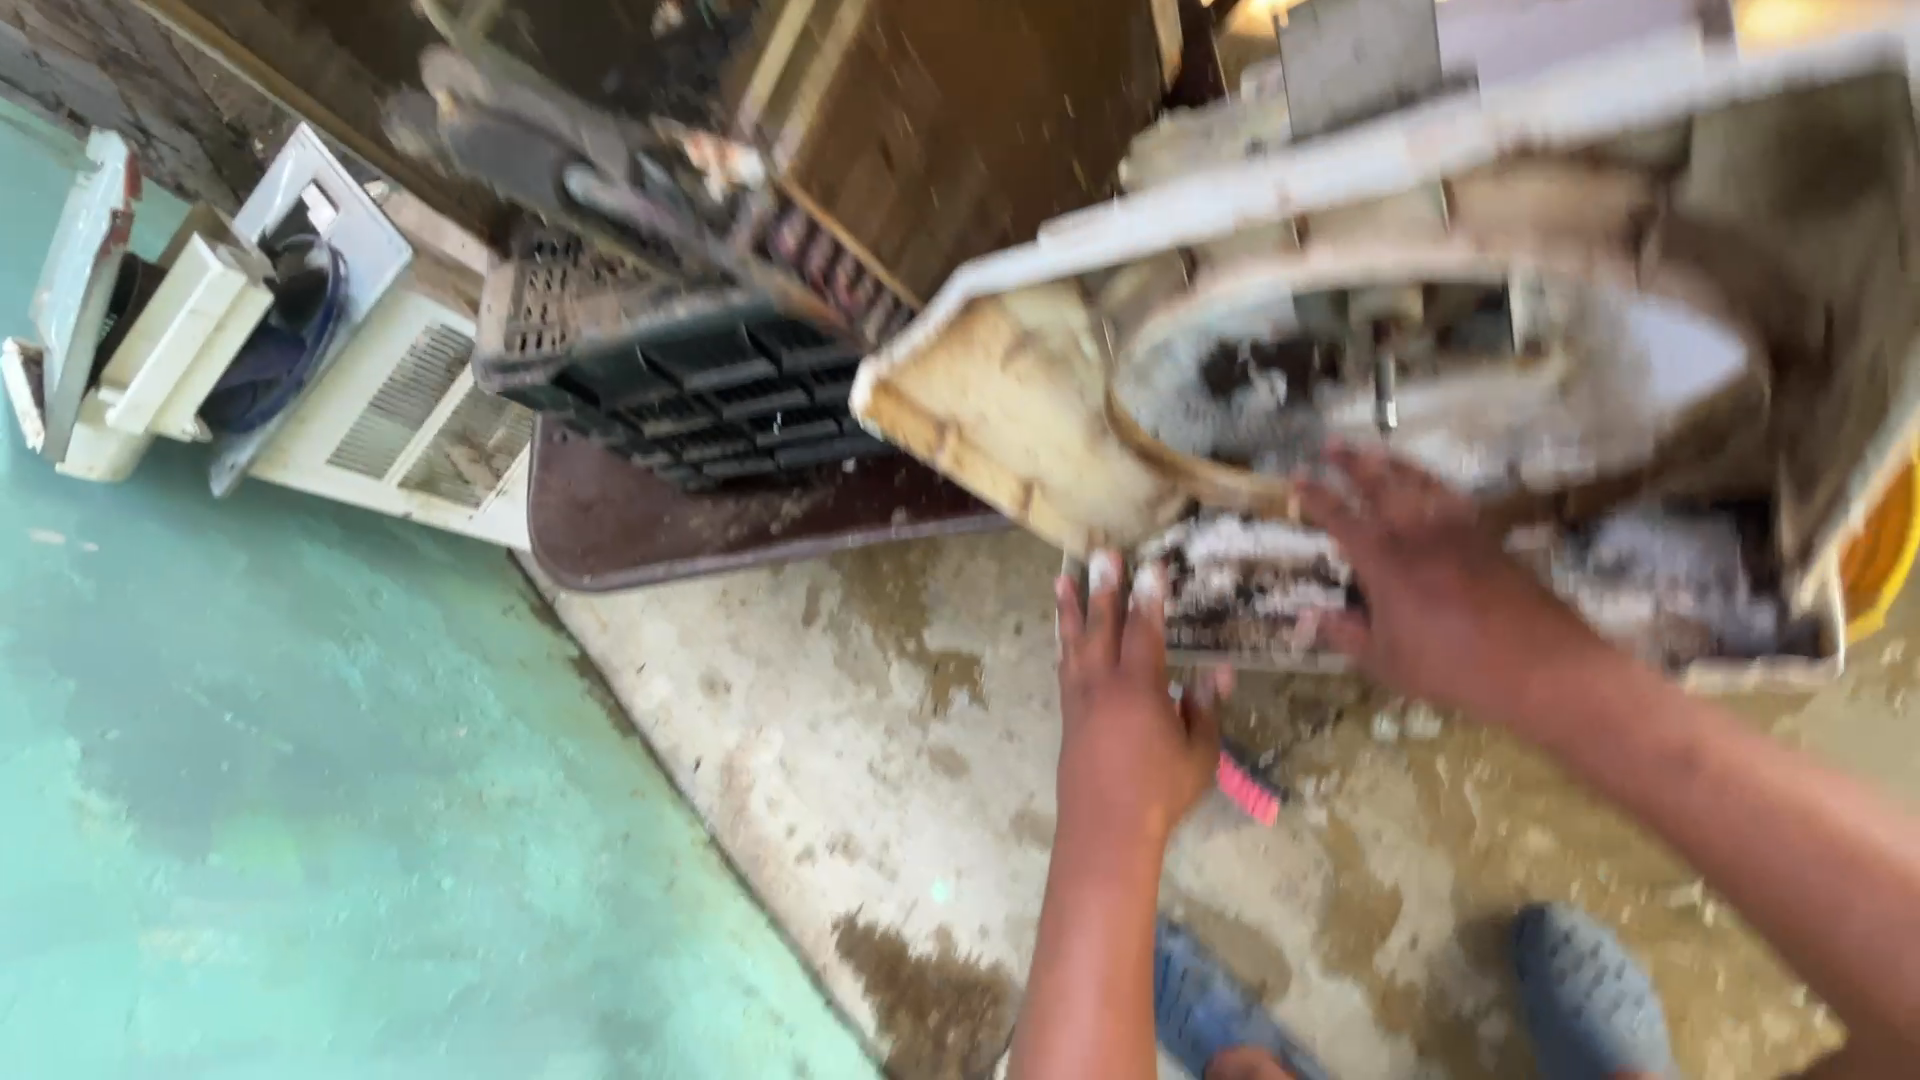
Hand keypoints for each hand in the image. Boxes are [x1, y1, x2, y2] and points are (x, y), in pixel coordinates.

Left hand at [1054, 551, 1228, 847]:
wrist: (1105, 827)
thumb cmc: (1159, 792)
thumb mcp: (1199, 754)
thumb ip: (1206, 708)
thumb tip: (1220, 670)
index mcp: (1138, 687)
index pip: (1144, 631)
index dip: (1149, 596)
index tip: (1150, 565)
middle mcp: (1103, 683)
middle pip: (1102, 626)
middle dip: (1104, 588)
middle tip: (1102, 554)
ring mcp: (1079, 697)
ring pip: (1073, 642)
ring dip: (1069, 608)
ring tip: (1062, 579)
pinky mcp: (1067, 714)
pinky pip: (1063, 666)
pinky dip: (1062, 643)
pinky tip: (1062, 633)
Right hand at [1297, 444, 1622, 729]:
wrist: (1542, 668)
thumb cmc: (1453, 668)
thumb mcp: (1385, 662)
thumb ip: (1345, 634)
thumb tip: (1311, 615)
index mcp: (1386, 564)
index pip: (1341, 519)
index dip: (1316, 497)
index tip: (1296, 479)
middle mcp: (1419, 536)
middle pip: (1382, 485)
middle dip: (1352, 463)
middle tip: (1331, 444)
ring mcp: (1459, 533)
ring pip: (1421, 483)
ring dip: (1392, 463)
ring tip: (1373, 451)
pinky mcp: (1489, 539)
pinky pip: (1453, 497)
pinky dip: (1432, 483)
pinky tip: (1428, 484)